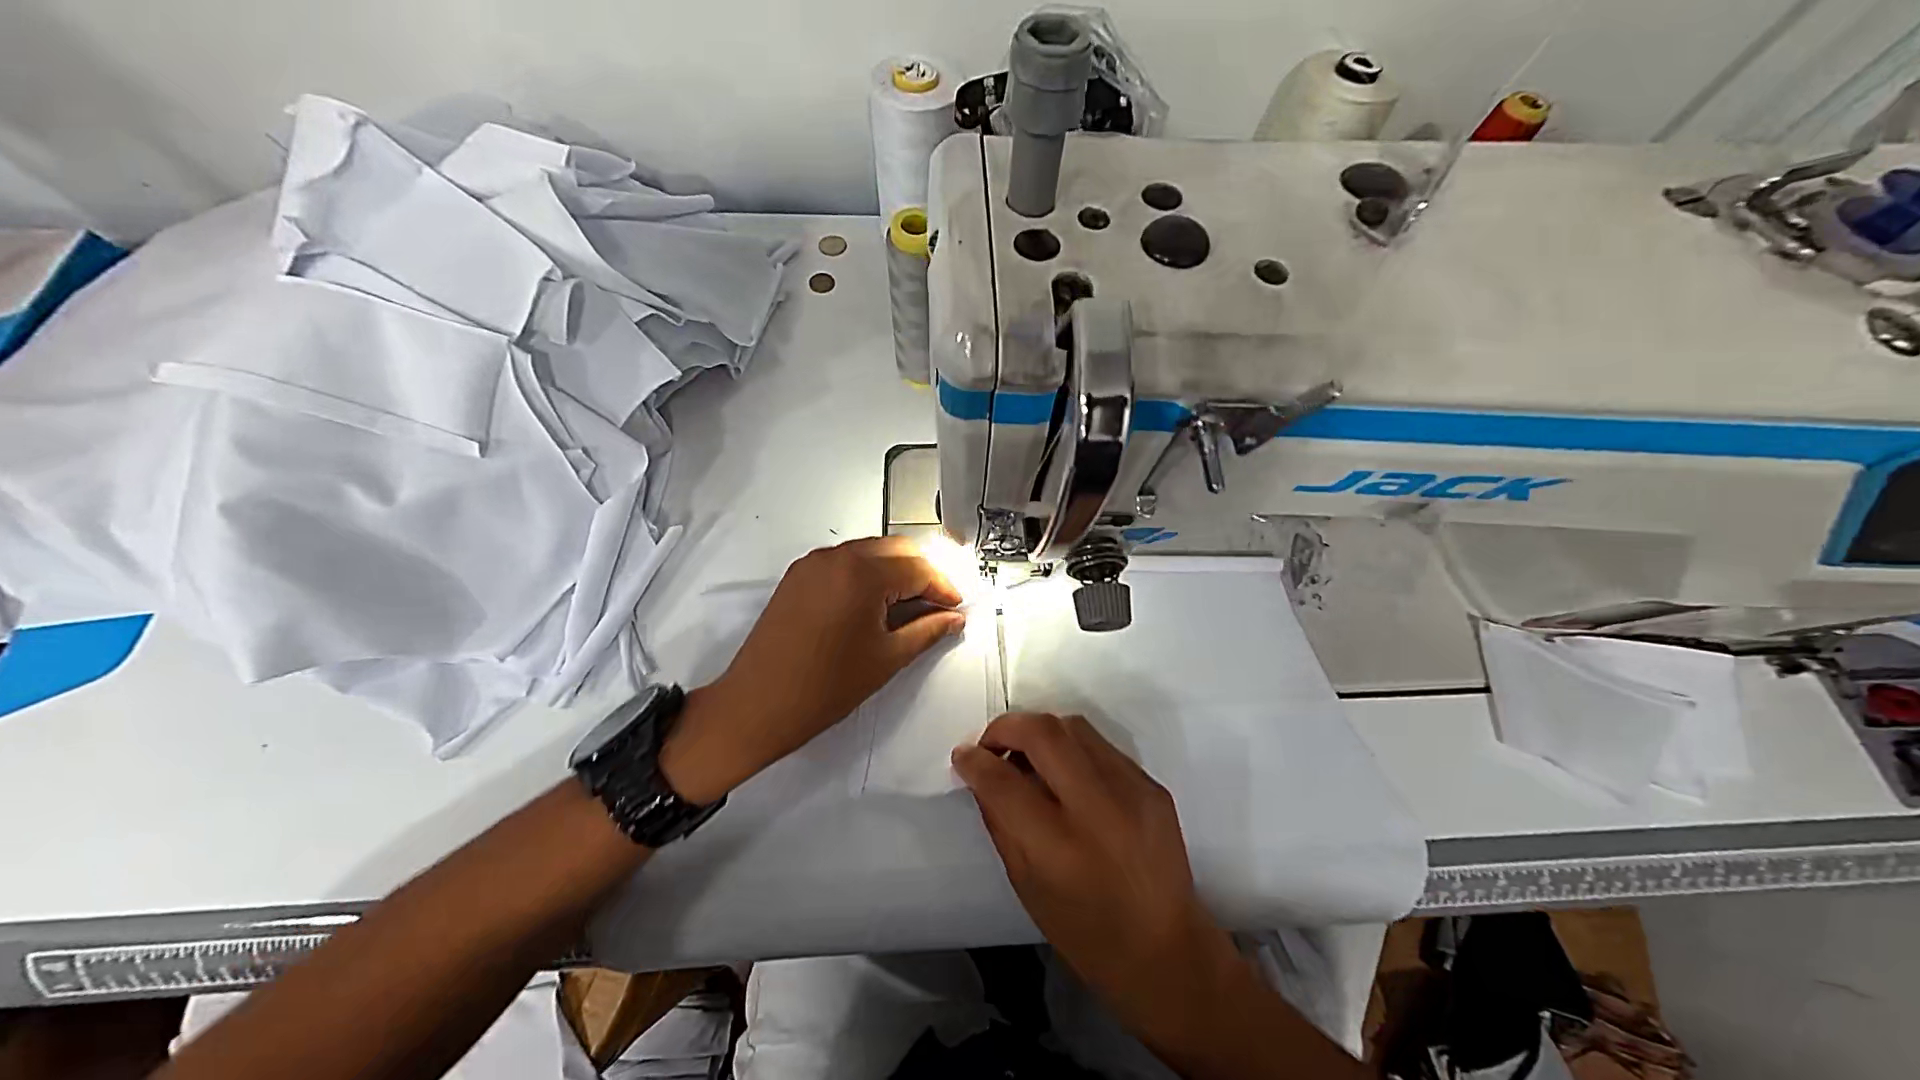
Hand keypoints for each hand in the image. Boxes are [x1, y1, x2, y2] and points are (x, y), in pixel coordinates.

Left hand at [661, 536, 964, 802]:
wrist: (757, 706)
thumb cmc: (819, 688)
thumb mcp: (887, 659)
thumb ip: (927, 631)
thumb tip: (951, 618)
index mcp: (861, 574)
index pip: (918, 567)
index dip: (944, 586)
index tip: (956, 605)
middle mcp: (835, 558)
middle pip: (896, 549)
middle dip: (923, 572)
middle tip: (939, 603)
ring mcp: (812, 565)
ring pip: (870, 552)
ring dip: (895, 571)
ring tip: (912, 606)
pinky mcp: (798, 576)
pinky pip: (844, 563)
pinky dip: (867, 575)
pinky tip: (877, 604)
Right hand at [951, 713, 1244, 1046]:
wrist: (1166, 949)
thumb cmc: (1085, 932)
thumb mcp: (1026, 884)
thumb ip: (1001, 822)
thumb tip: (983, 775)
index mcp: (1060, 846)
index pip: (1004, 782)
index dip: (975, 761)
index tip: (963, 756)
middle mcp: (1099, 808)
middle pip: (1043, 733)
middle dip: (1006, 727)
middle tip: (991, 745)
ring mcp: (1133, 791)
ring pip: (1074, 726)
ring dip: (1040, 732)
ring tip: (1027, 757)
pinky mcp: (1152, 786)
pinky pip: (1101, 747)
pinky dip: (1073, 750)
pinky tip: (1066, 776)